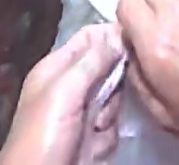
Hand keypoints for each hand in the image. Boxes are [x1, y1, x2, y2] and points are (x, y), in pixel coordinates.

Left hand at [0, 25, 126, 164]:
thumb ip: (93, 59)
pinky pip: (113, 126)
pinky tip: (95, 146)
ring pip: (114, 97)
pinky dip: (108, 136)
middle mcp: (70, 86)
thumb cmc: (44, 136)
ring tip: (96, 126)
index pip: (89, 36)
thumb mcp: (64, 90)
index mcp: (56, 67)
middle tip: (109, 94)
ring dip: (111, 111)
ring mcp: (81, 115)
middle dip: (114, 80)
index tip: (134, 37)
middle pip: (107, 66)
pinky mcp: (91, 140)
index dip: (111, 33)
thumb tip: (120, 32)